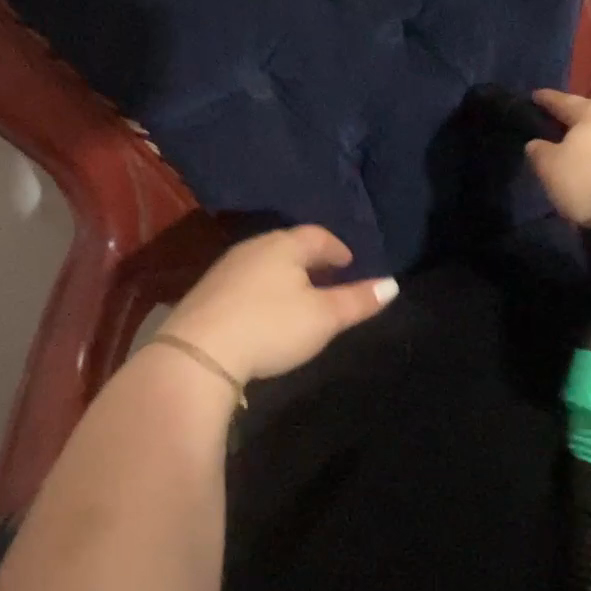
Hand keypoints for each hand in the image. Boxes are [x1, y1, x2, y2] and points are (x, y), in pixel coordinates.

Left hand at [158, 226, 398, 383]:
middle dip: (311, 261)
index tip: (350, 264)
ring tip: (299, 297)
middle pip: (289, 246)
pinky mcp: (206, 294)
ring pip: (265, 264)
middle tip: (328, 278)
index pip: (318, 235)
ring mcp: (225, 270)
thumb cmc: (271, 326)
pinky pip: (245, 282)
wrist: (196, 354)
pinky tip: (265, 313)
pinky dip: (262, 290)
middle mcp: (253, 248)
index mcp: (284, 245)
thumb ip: (358, 300)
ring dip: (285, 276)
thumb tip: (393, 284)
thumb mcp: (323, 317)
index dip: (337, 248)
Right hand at [524, 89, 590, 229]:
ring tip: (583, 157)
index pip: (561, 100)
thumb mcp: (552, 170)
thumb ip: (540, 153)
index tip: (535, 96)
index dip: (545, 99)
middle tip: (558, 129)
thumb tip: (536, 143)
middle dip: (574, 123)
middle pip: (589, 116)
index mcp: (589, 112)